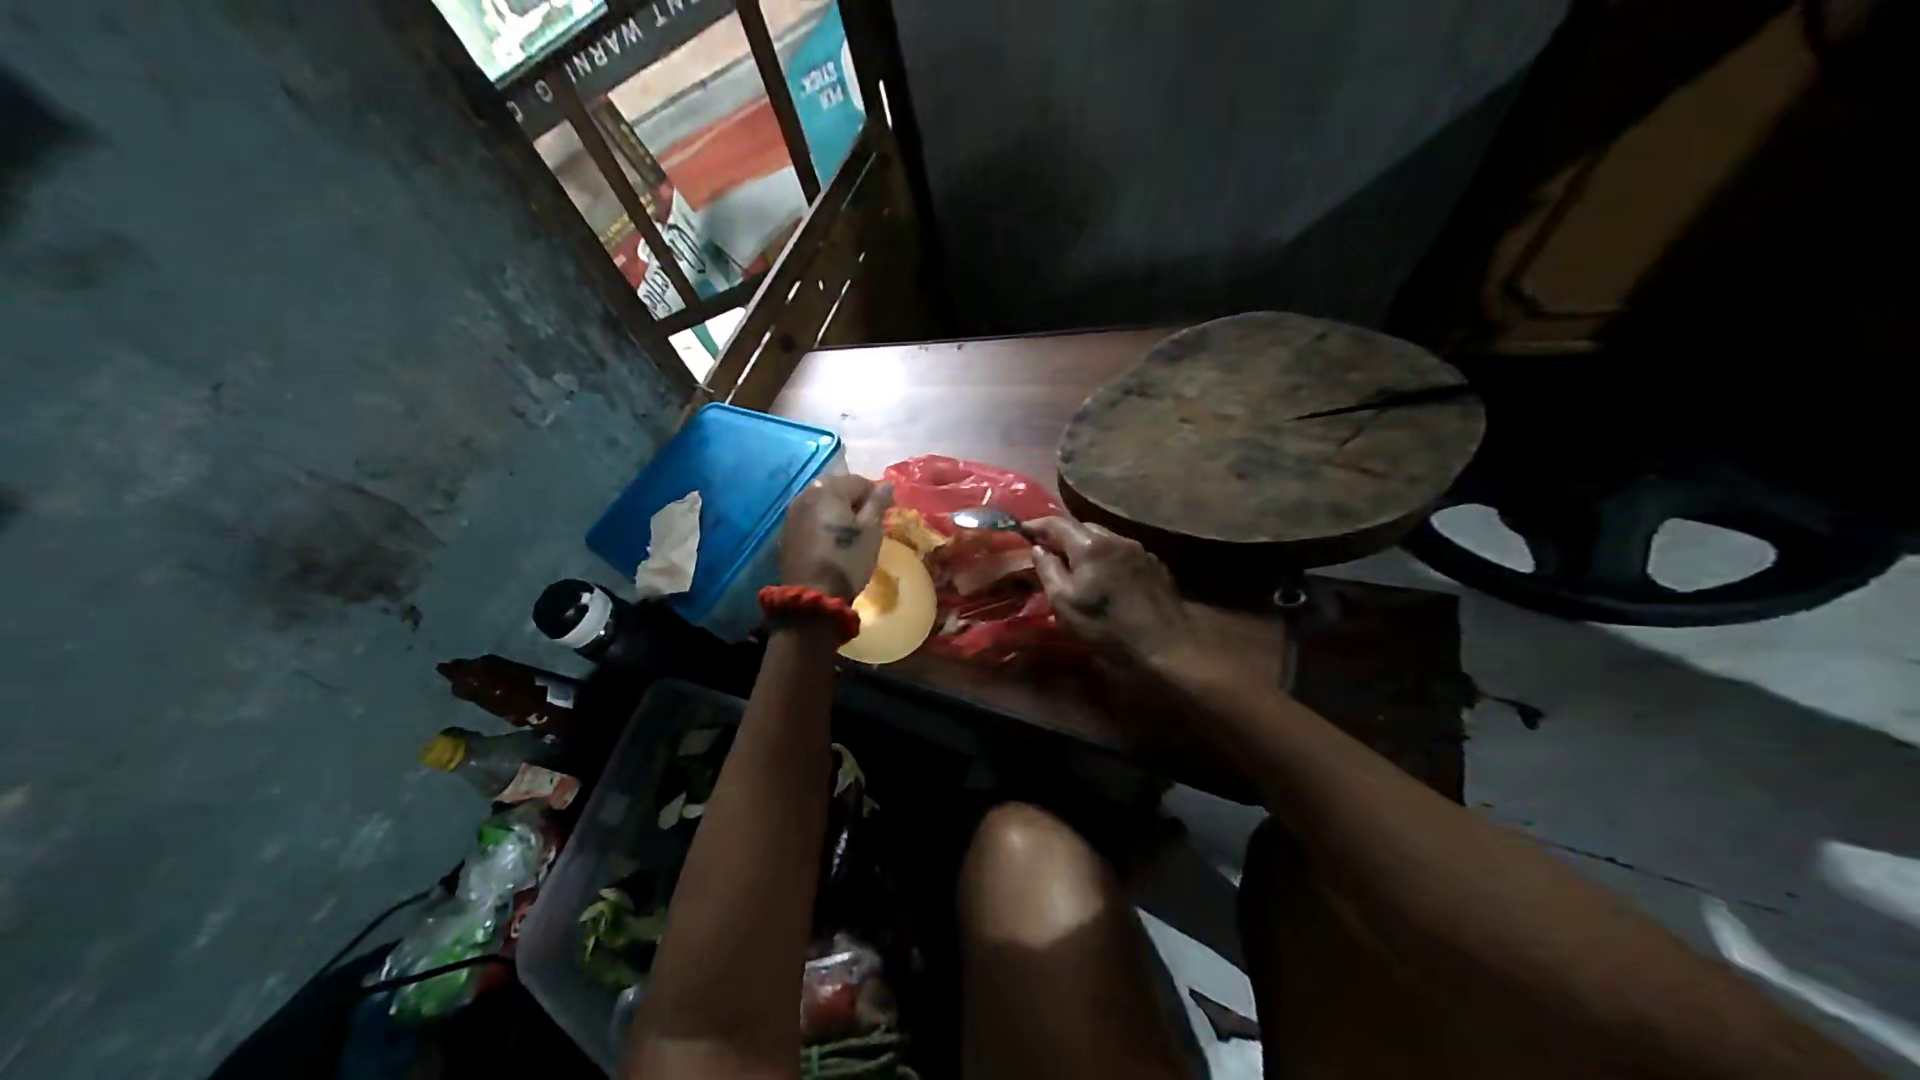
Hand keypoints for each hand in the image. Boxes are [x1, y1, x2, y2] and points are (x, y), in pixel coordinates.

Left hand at [780, 474, 892, 600]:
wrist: (812, 595)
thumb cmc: (847, 561)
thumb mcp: (870, 532)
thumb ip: (877, 504)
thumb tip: (886, 484)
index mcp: (828, 491)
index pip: (858, 481)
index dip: (876, 493)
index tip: (888, 509)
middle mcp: (806, 494)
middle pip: (837, 487)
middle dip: (855, 499)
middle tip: (869, 519)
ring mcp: (793, 512)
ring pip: (821, 500)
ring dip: (838, 508)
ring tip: (851, 528)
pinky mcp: (787, 530)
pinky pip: (810, 515)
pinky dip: (823, 519)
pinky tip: (831, 536)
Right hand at [1029, 516, 1196, 664]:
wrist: (1165, 642)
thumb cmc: (1106, 625)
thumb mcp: (1064, 603)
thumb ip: (1048, 570)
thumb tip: (1038, 549)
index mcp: (1089, 544)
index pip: (1056, 523)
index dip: (1036, 524)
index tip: (1022, 530)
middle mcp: (1115, 538)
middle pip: (1082, 526)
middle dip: (1063, 535)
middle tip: (1048, 549)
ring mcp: (1138, 549)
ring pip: (1104, 538)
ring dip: (1087, 546)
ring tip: (1076, 563)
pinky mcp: (1154, 564)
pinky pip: (1122, 552)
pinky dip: (1107, 557)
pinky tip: (1106, 576)